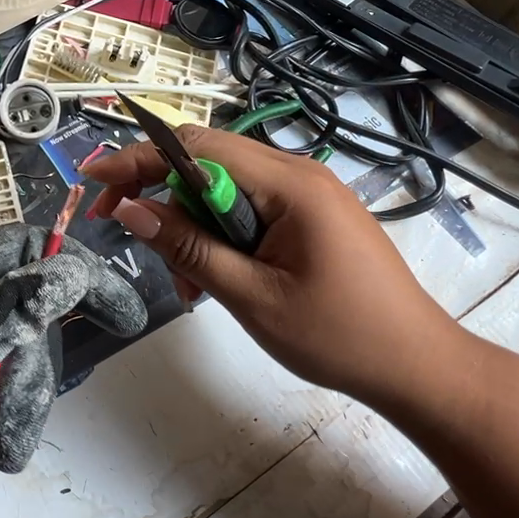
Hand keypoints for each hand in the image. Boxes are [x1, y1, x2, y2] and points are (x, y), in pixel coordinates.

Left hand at [0, 224, 145, 517]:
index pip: (26, 245)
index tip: (119, 306)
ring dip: (27, 400)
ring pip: (33, 351)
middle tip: (110, 349)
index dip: (77, 266)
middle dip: (40, 359)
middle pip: (37, 305)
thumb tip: (67, 272)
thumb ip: (3, 312)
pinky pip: (20, 380)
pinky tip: (3, 447)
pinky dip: (19, 414)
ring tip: (4, 442)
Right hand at [83, 126, 473, 409]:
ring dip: (187, 220)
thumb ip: (187, 247)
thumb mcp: (252, 297)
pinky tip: (213, 274)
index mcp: (289, 183)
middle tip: (118, 223)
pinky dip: (216, 231)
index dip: (138, 157)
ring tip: (182, 280)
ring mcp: (306, 190)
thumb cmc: (342, 337)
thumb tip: (129, 208)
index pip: (194, 147)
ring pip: (221, 183)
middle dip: (155, 187)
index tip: (94, 179)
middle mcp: (297, 171)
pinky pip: (245, 203)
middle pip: (204, 157)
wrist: (424, 370)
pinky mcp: (309, 212)